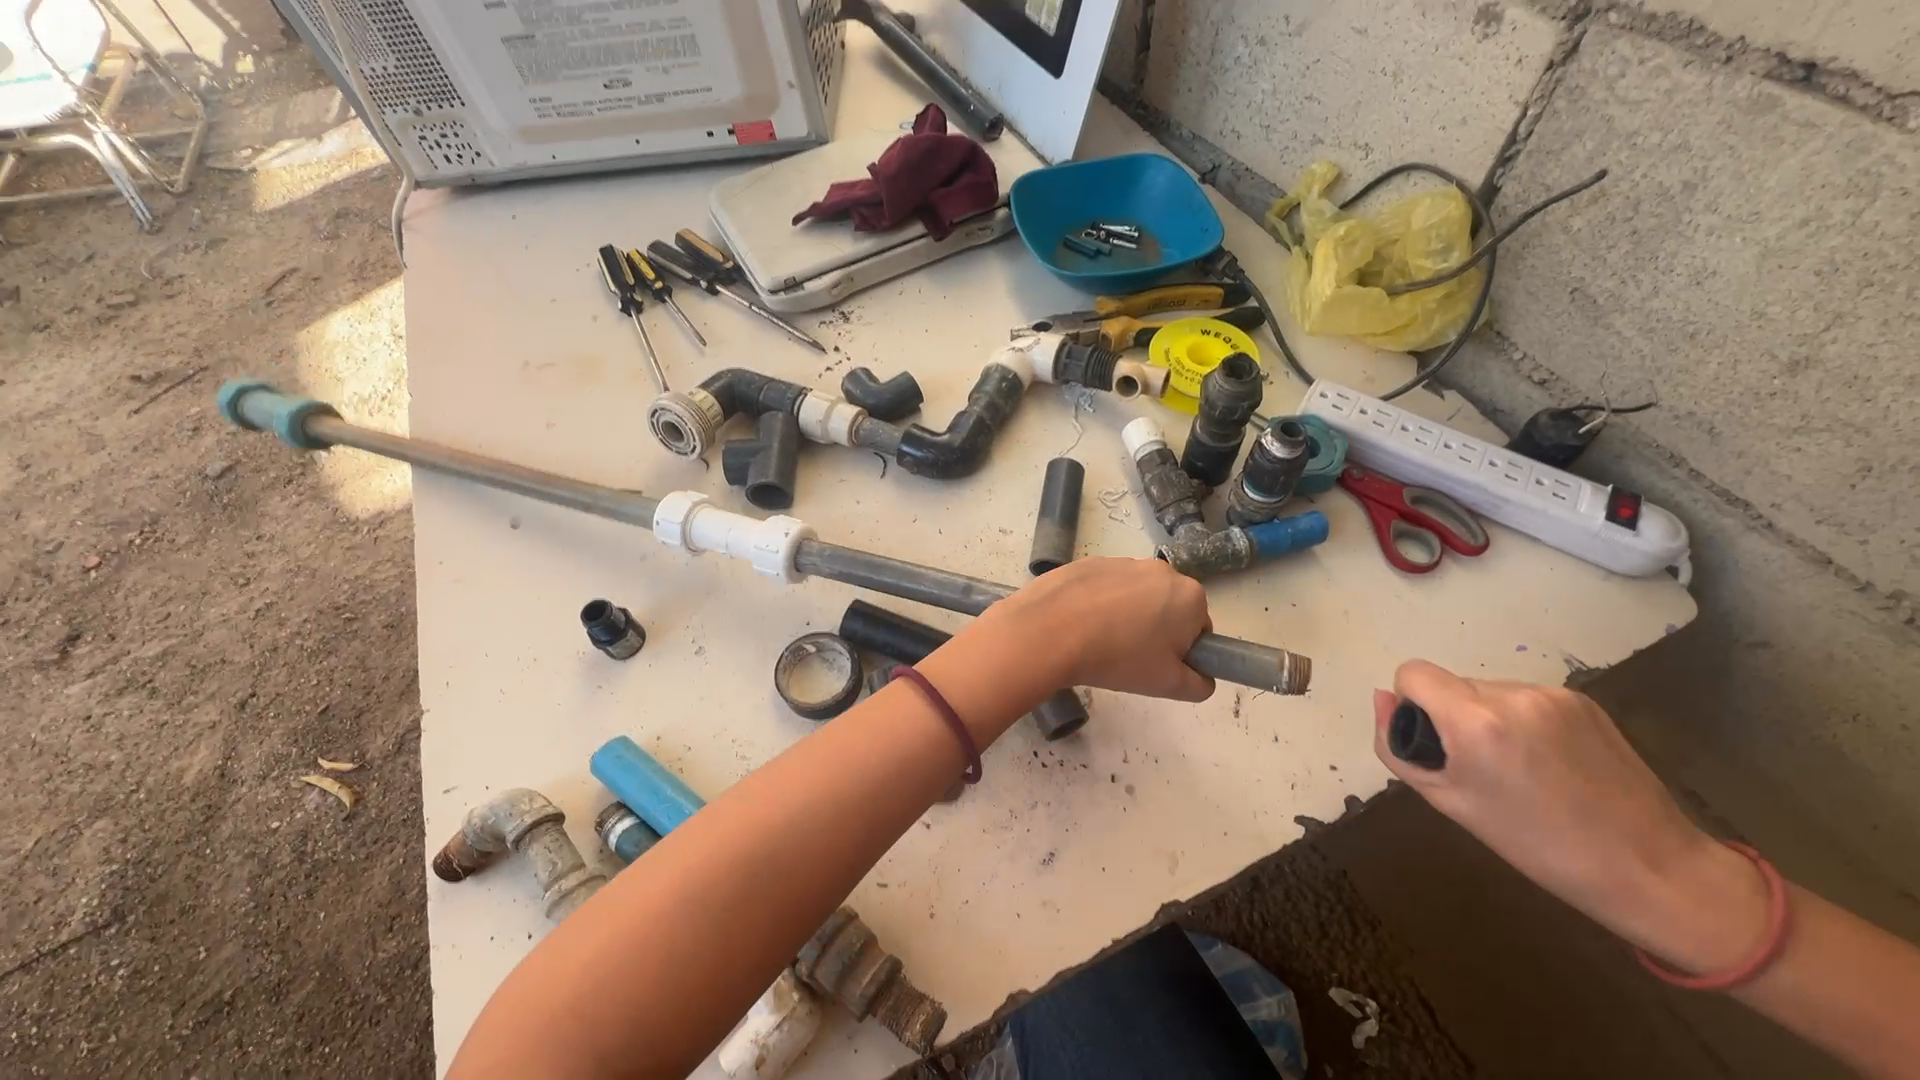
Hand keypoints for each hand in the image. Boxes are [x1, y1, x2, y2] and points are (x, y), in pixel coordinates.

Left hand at [983, 557, 1214, 701]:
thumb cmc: (1118, 658)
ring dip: (1124, 616)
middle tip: (1127, 657)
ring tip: (1098, 643)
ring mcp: (1122, 562)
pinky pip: (1103, 588)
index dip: (1180, 652)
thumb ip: (1199, 684)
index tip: (1154, 665)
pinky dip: (1096, 604)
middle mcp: (1162, 570)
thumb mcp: (1168, 684)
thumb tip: (1204, 678)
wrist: (1050, 631)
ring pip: (1134, 596)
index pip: (1198, 628)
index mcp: (1189, 595)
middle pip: (1167, 608)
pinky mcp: (1088, 562)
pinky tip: (1078, 626)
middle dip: (1154, 631)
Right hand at [1375, 661, 1769, 972]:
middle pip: (1452, 683)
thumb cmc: (1535, 845)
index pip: (1413, 673)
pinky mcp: (1583, 700)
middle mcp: (1512, 694)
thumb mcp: (1449, 802)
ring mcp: (1553, 694)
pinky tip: (1547, 762)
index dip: (1411, 704)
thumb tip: (1383, 700)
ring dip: (1487, 718)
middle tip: (1478, 769)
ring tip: (1517, 768)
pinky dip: (1522, 722)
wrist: (1647, 865)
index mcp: (1476, 721)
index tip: (1434, 744)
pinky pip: (1526, 699)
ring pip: (1489, 691)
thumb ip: (1400, 748)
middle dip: (1451, 715)